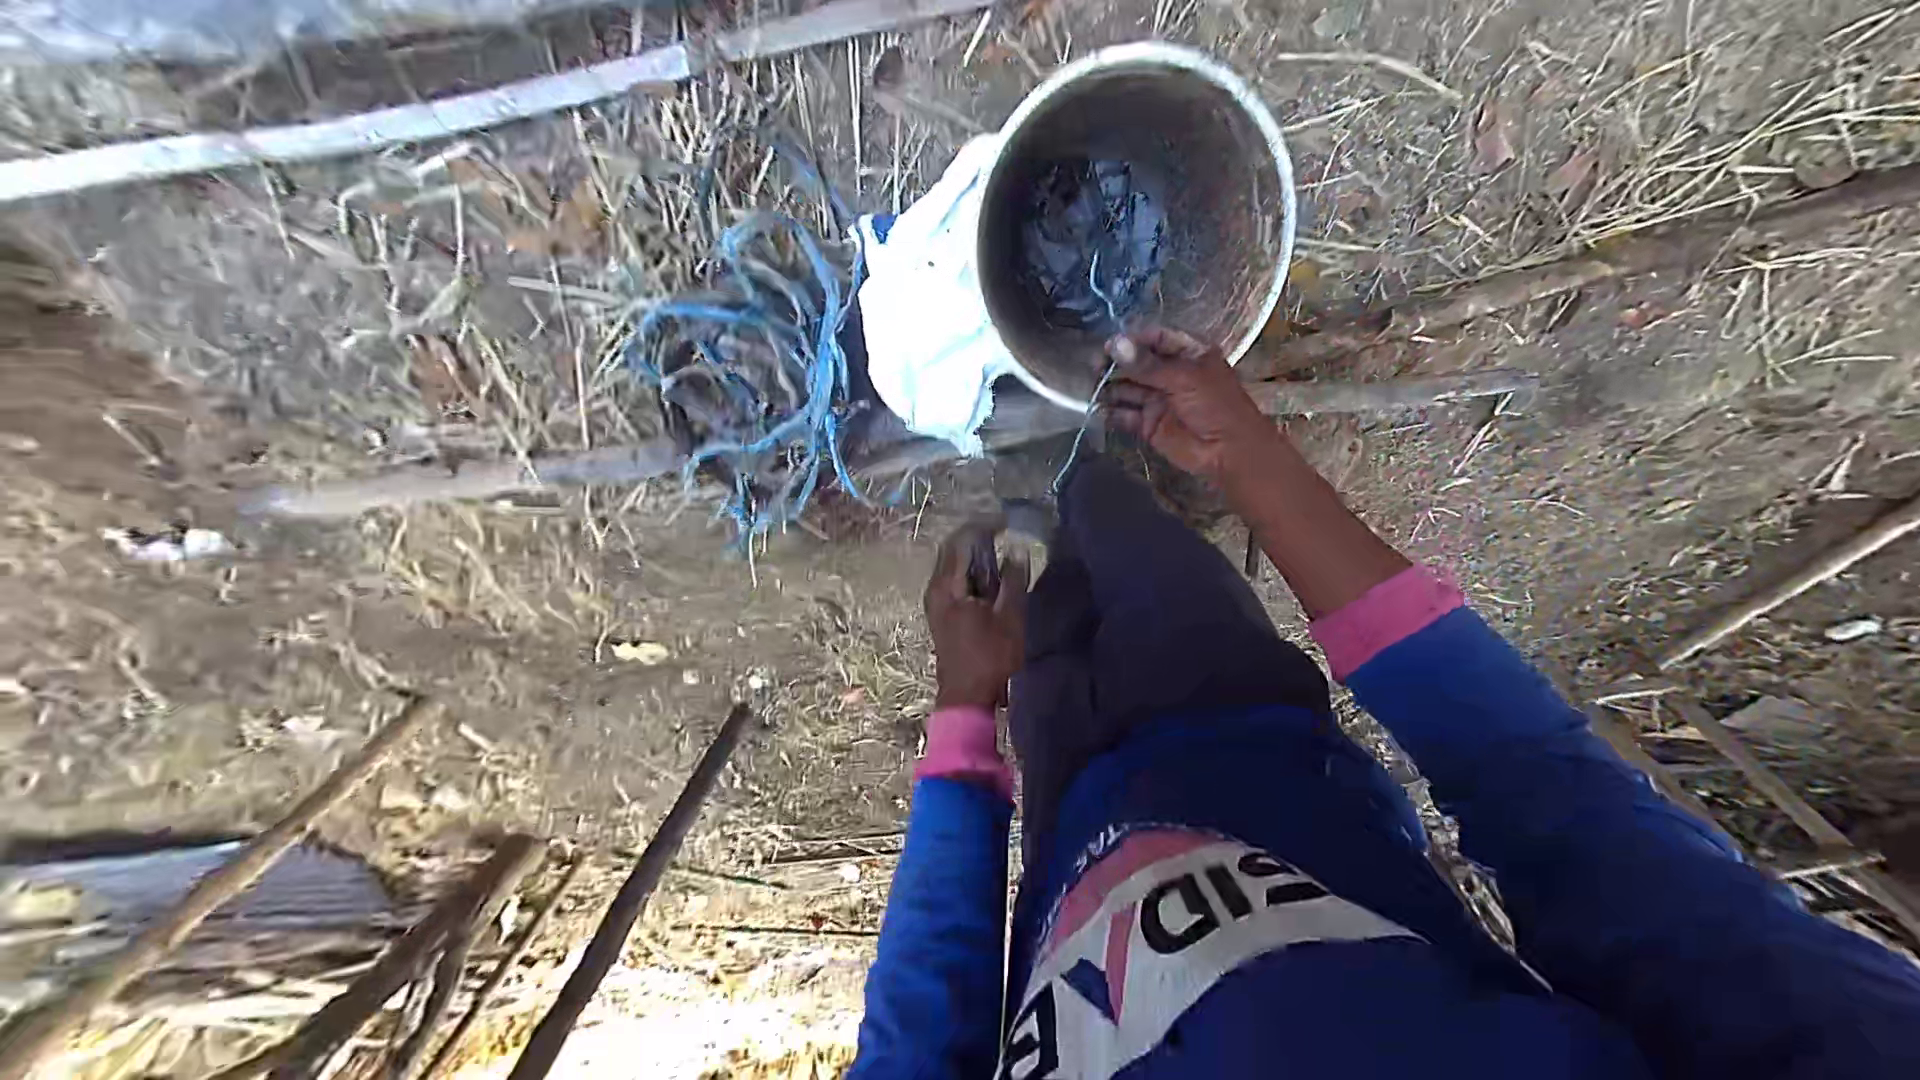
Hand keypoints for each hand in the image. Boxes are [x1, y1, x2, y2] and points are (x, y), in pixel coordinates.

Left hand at [924, 518, 1029, 709]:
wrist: (967, 697)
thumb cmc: (989, 657)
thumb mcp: (1010, 617)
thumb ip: (1013, 580)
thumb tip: (1017, 550)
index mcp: (947, 586)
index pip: (960, 541)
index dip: (983, 527)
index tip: (1007, 522)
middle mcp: (935, 589)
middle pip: (952, 550)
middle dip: (978, 537)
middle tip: (1005, 533)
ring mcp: (936, 602)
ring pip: (953, 566)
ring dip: (975, 555)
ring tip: (1002, 552)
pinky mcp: (942, 613)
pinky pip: (955, 580)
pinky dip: (972, 572)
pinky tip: (992, 577)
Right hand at [1102, 324, 1282, 486]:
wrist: (1228, 451)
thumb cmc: (1215, 406)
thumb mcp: (1184, 378)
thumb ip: (1147, 364)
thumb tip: (1114, 345)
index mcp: (1187, 354)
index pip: (1155, 339)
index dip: (1132, 340)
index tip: (1109, 345)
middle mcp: (1169, 374)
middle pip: (1136, 364)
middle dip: (1115, 364)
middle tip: (1093, 367)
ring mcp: (1157, 400)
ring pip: (1126, 389)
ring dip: (1108, 388)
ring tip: (1091, 388)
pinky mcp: (1147, 424)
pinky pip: (1124, 415)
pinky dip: (1110, 413)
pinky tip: (1097, 410)